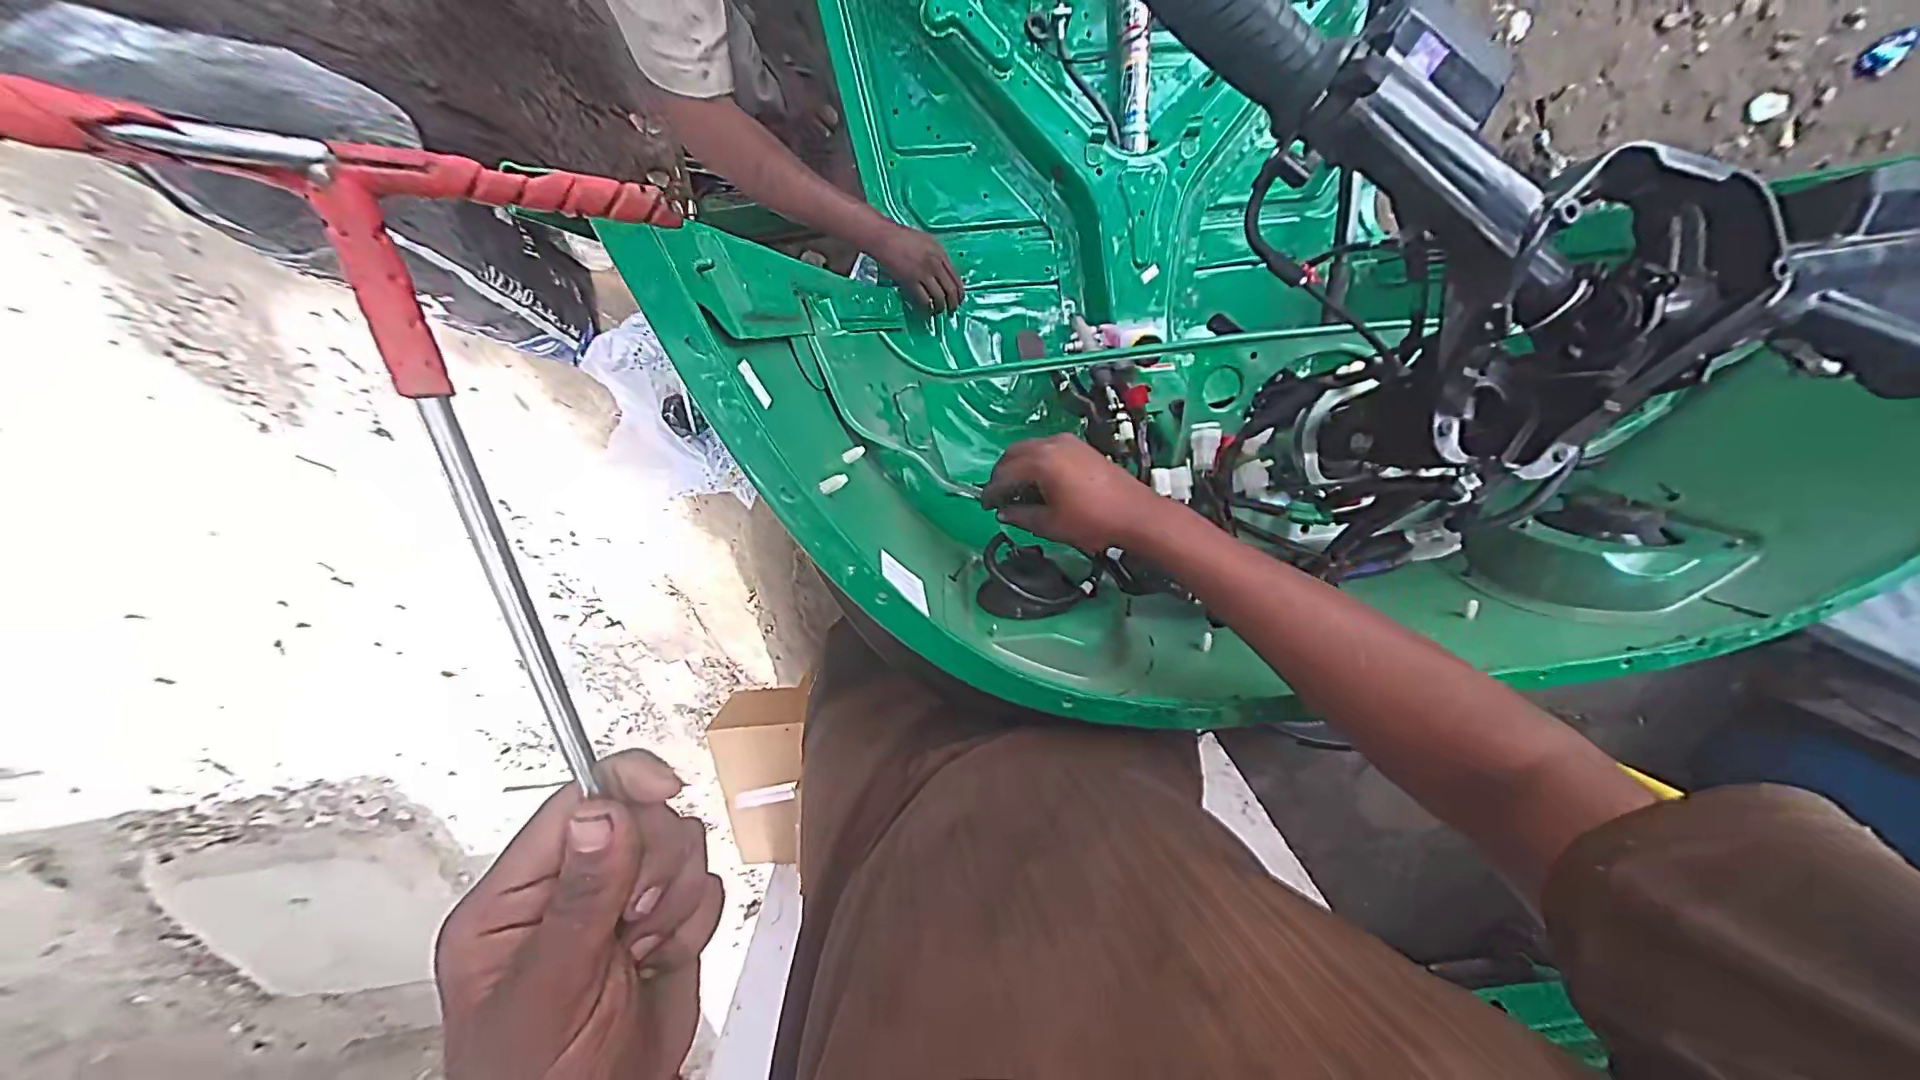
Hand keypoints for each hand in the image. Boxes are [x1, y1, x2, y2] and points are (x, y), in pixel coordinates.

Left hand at [436, 751, 722, 1079]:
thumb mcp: (547, 996)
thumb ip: (579, 902)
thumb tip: (599, 814)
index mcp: (516, 897)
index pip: (577, 801)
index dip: (624, 784)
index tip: (664, 787)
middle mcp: (572, 886)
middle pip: (642, 814)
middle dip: (652, 868)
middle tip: (631, 920)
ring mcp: (623, 899)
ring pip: (682, 843)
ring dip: (675, 898)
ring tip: (642, 947)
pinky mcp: (666, 916)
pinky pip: (706, 883)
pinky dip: (696, 921)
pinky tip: (662, 955)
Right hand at [869, 223, 964, 312]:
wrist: (883, 237)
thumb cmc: (901, 238)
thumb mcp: (926, 242)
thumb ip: (936, 256)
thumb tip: (943, 273)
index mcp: (940, 253)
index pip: (956, 278)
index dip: (959, 293)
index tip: (958, 300)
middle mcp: (935, 263)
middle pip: (950, 290)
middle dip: (952, 303)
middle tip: (951, 310)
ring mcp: (923, 272)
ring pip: (939, 297)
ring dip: (940, 307)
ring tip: (937, 311)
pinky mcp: (910, 280)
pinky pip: (924, 299)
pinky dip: (926, 307)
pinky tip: (925, 309)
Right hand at [983, 434, 1183, 553]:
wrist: (1136, 515)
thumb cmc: (1094, 521)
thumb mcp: (1050, 524)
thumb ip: (1021, 516)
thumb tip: (1005, 513)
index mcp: (1042, 462)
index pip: (1004, 474)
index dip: (991, 491)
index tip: (987, 506)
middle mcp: (1053, 444)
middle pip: (1013, 454)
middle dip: (1002, 474)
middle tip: (998, 497)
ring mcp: (1069, 442)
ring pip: (1031, 449)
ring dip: (1018, 467)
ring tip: (1018, 492)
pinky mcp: (1081, 447)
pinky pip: (1048, 449)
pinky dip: (1036, 462)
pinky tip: (1040, 483)